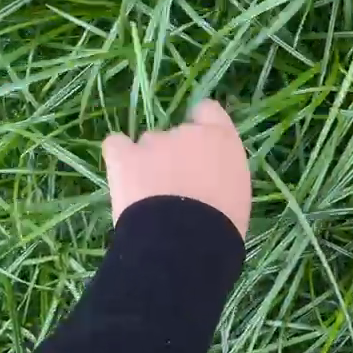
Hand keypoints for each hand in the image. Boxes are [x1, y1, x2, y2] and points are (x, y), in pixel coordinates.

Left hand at [101, 99, 251, 237]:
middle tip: (177, 187)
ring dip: (149, 162)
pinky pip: (117, 145)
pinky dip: (119, 155)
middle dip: (175, 153)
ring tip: (149, 196)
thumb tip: (207, 178)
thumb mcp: (236, 191)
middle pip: (177, 133)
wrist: (186, 242)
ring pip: (148, 144)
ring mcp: (154, 142)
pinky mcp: (125, 158)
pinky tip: (122, 172)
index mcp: (220, 138)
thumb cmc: (222, 223)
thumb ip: (220, 171)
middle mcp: (188, 132)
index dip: (201, 126)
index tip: (200, 149)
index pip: (208, 111)